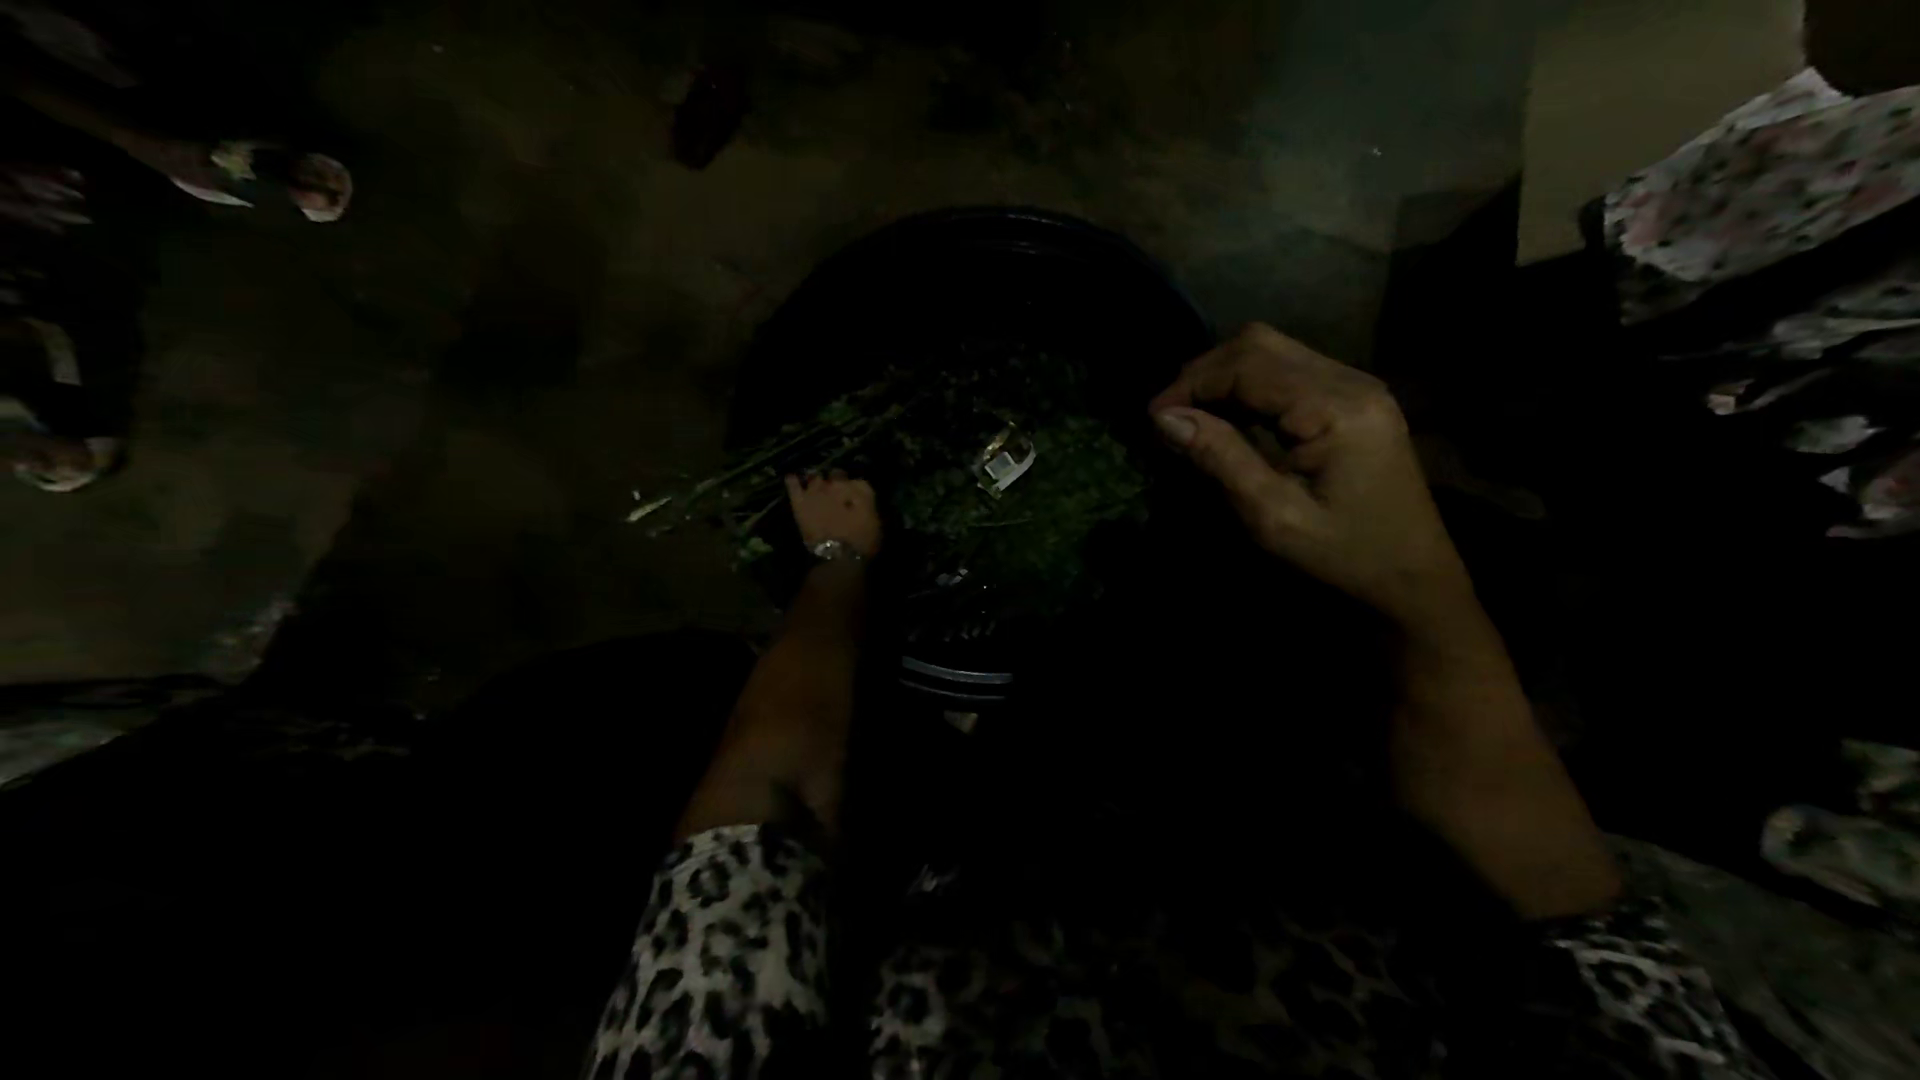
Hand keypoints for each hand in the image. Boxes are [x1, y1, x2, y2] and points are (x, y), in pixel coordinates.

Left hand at [785, 470, 881, 558]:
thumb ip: (868, 503)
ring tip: (818, 486)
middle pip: (836, 473)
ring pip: (815, 477)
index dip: (857, 487)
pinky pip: (793, 484)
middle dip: (838, 479)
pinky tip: (792, 478)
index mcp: (859, 488)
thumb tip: (861, 495)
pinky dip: (792, 480)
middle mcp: (837, 484)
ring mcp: (816, 492)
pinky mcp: (800, 502)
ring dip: (818, 480)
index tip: (857, 495)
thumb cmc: (863, 540)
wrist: (839, 555)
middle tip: (838, 490)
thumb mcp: (876, 521)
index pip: (858, 480)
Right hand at [1148, 324, 1469, 626]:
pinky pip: (1288, 369)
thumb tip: (1164, 418)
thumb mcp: (1271, 515)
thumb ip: (1220, 457)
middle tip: (1170, 414)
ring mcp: (1356, 384)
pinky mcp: (1353, 396)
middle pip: (1259, 344)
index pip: (1247, 366)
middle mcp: (1350, 381)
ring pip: (1272, 350)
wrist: (1411, 573)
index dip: (1191, 384)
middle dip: (1204, 372)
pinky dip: (1247, 384)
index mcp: (1335, 408)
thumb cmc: (1341, 553)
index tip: (1152, 418)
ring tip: (1193, 415)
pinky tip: (1228, 416)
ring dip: (1223, 375)